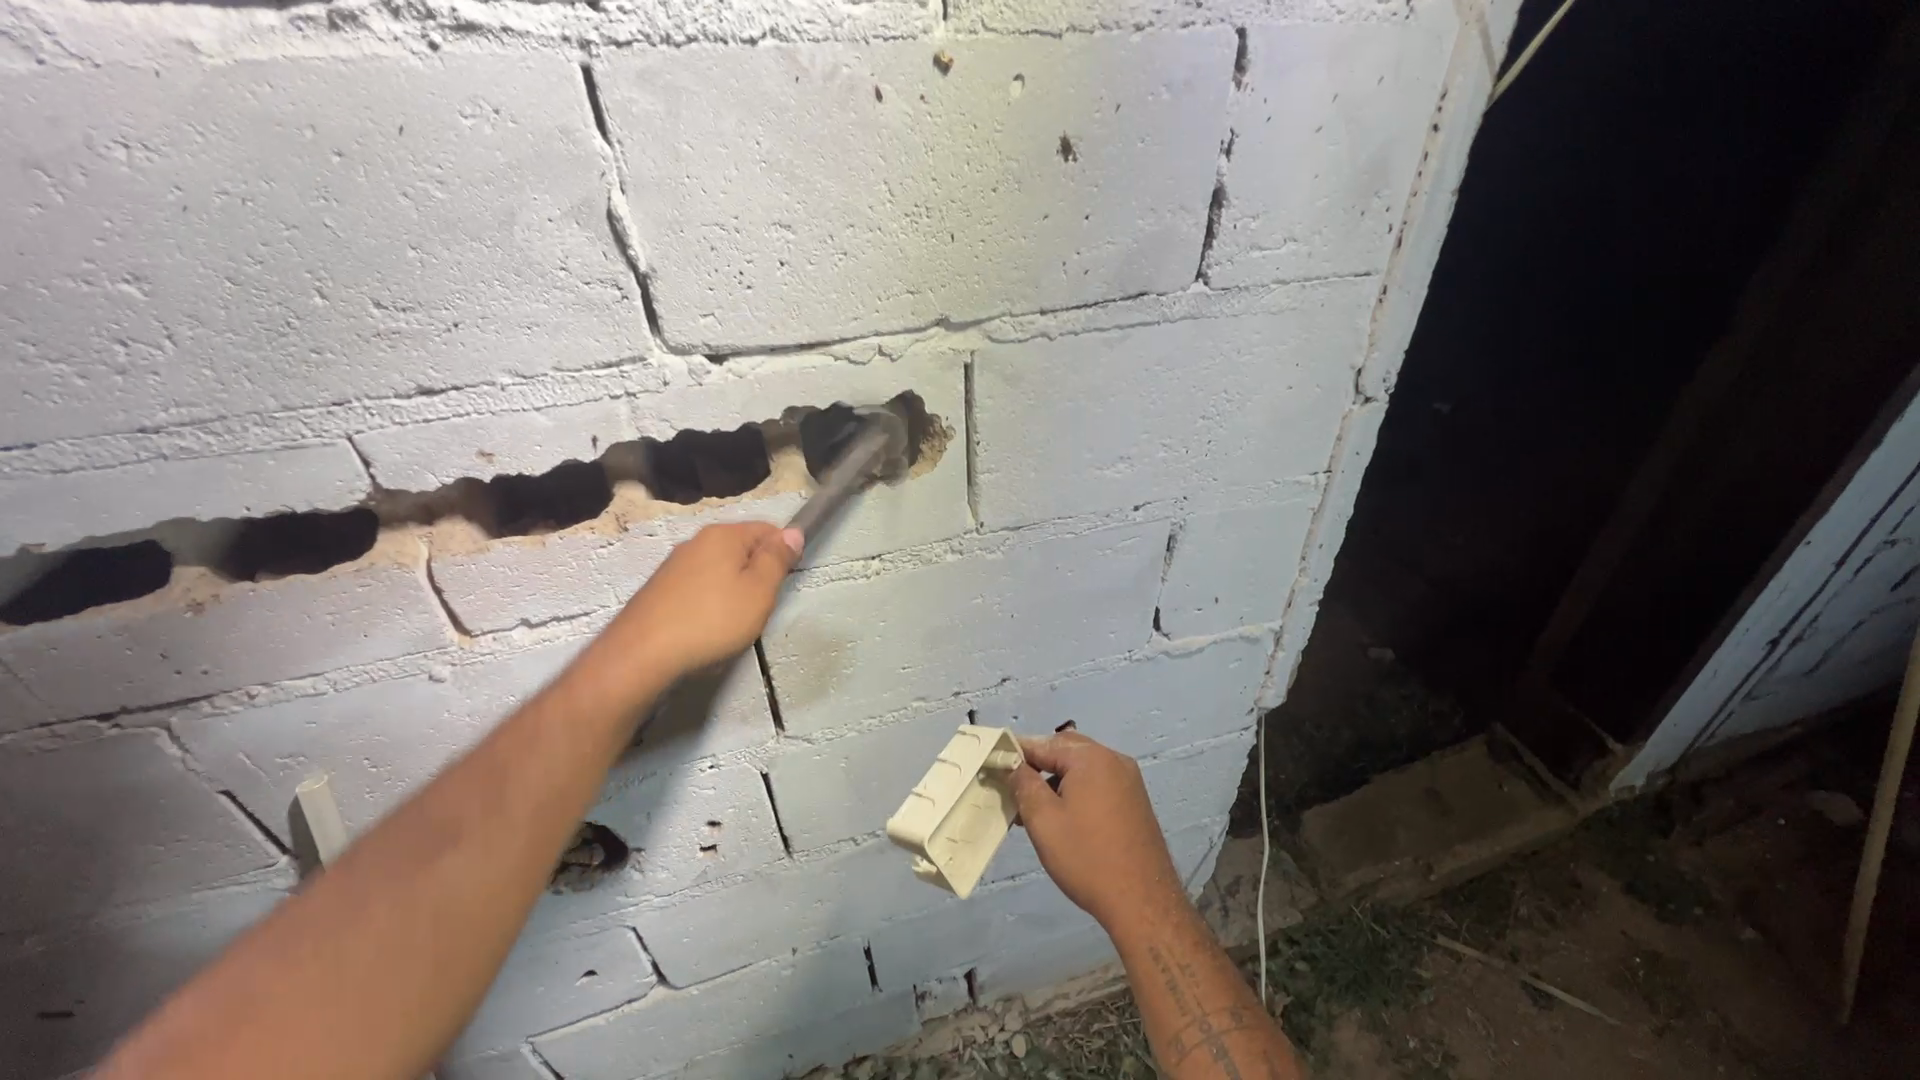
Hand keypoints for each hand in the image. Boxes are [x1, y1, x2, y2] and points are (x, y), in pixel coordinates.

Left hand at [613, 523, 802, 679]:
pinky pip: (698, 588)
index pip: (768, 529)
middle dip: (756, 575)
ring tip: (733, 623)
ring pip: (719, 570)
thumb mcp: (759, 591)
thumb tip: (793, 532)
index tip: (784, 583)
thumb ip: (777, 559)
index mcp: (723, 535)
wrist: (642, 655)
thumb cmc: (711, 620)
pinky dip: (709, 604)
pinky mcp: (660, 590)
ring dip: (733, 591)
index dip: (784, 553)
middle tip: (760, 608)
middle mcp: (696, 542)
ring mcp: (674, 566)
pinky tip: (707, 629)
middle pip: (741, 550)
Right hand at [1011, 732, 1183, 931]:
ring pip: (1082, 769)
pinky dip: (1076, 792)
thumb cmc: (1087, 857)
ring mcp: (1129, 781)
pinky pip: (1097, 784)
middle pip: (1066, 751)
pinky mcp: (1134, 802)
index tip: (994, 766)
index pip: (1044, 743)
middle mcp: (1114, 760)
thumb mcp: (1044, 820)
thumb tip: (1015, 765)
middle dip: (1038, 766)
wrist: (1142, 901)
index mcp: (1091, 758)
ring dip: (1056, 781)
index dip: (1016, 753)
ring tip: (1033, 809)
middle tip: (1013, 788)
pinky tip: (1061, 818)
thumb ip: (1024, 784)